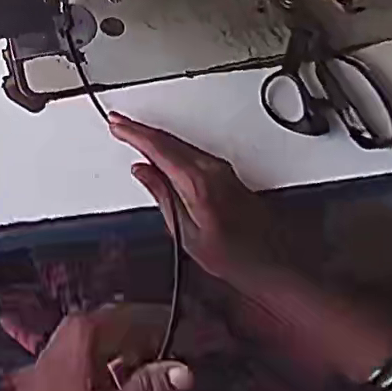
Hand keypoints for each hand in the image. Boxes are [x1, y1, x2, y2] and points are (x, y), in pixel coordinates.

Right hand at [107, 112, 281, 282]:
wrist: (274, 266)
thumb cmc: (235, 258)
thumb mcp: (187, 234)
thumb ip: (162, 196)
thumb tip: (142, 171)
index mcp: (198, 182)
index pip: (158, 147)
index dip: (133, 133)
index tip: (117, 125)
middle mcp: (212, 169)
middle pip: (168, 140)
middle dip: (140, 129)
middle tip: (118, 123)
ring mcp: (221, 169)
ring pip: (179, 143)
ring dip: (154, 135)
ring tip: (133, 131)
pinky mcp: (226, 173)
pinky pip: (191, 150)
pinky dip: (170, 145)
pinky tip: (161, 148)